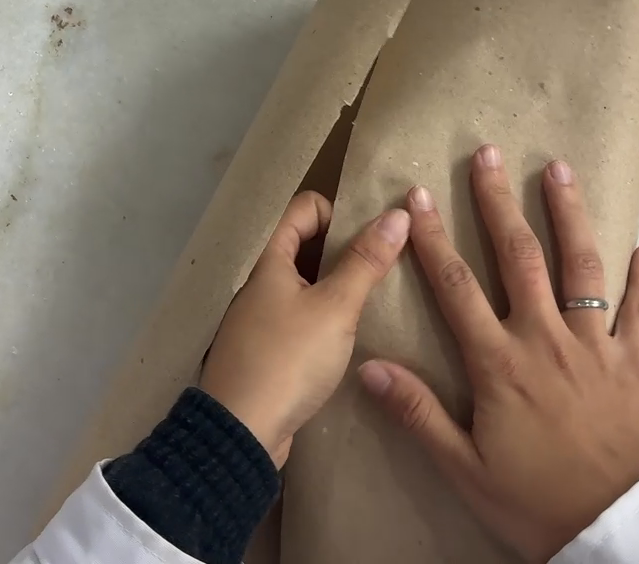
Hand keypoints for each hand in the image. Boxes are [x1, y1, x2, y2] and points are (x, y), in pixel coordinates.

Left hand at [201, 190, 409, 466]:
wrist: (241, 431)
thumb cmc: (287, 358)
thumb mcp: (335, 307)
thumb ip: (365, 262)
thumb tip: (398, 213)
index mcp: (270, 258)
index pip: (304, 207)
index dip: (339, 211)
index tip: (374, 233)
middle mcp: (261, 280)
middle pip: (306, 244)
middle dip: (344, 249)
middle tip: (385, 263)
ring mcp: (261, 315)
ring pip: (305, 283)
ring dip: (336, 284)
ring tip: (377, 297)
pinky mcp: (266, 348)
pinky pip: (300, 315)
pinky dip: (324, 314)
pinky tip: (350, 333)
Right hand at [356, 146, 638, 561]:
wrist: (627, 538)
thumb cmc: (539, 502)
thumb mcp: (465, 467)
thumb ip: (417, 411)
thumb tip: (367, 365)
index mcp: (499, 361)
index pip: (455, 284)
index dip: (432, 236)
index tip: (416, 194)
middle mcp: (544, 338)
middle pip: (518, 256)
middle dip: (498, 201)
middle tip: (487, 154)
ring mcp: (595, 348)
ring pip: (580, 268)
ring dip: (568, 215)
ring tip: (559, 169)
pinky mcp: (636, 366)